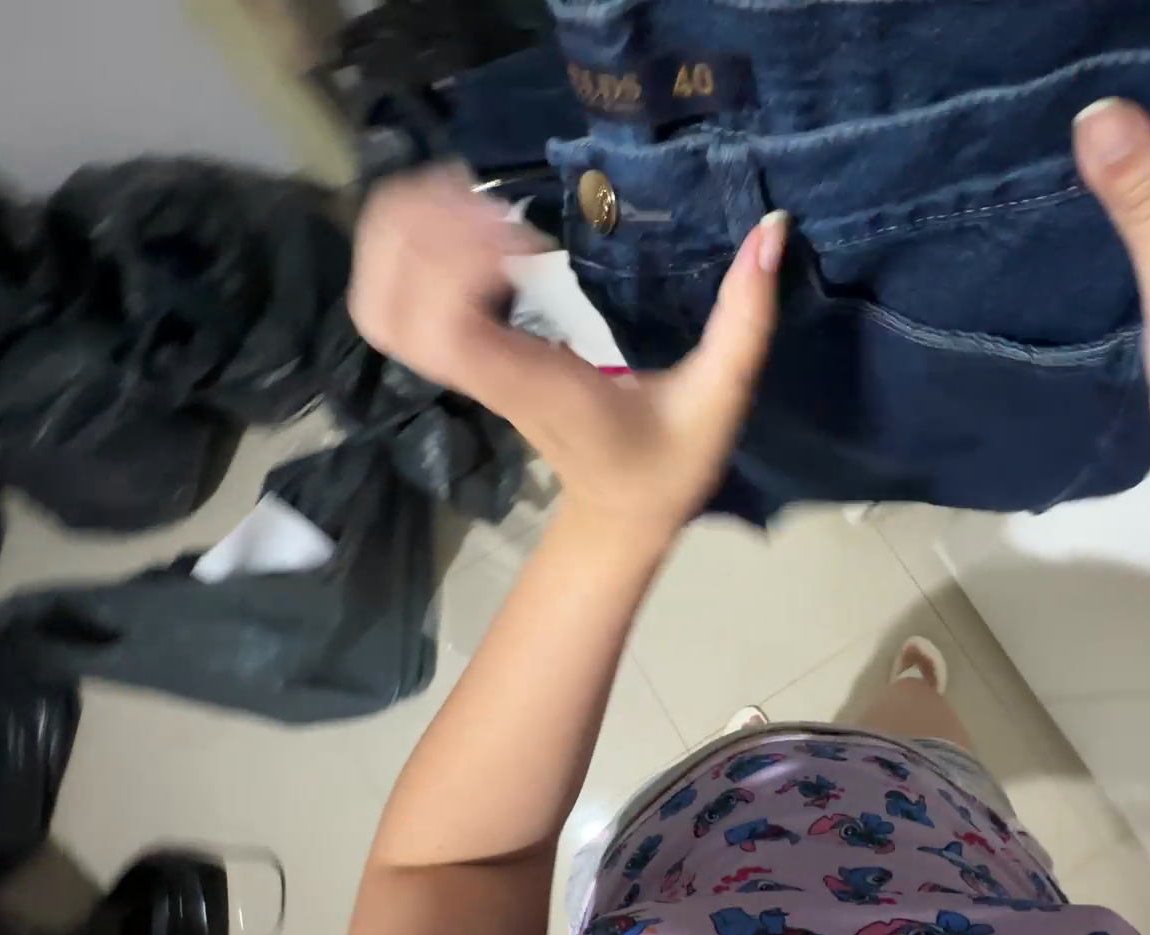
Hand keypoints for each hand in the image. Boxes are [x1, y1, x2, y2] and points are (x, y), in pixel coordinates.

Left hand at [349, 168, 785, 536]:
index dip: (459, 264)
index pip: (452, 330)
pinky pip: (399, 304)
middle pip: (388, 306)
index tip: (527, 240)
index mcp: (539, 388)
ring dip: (406, 236)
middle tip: (492, 204)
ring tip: (474, 204)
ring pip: (379, 304)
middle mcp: (487, 378)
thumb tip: (770, 229)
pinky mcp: (466, 361)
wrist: (620, 516)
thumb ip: (744, 320)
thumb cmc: (665, 467)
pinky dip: (409, 253)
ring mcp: (467, 372)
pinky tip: (462, 226)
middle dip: (417, 232)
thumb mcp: (718, 399)